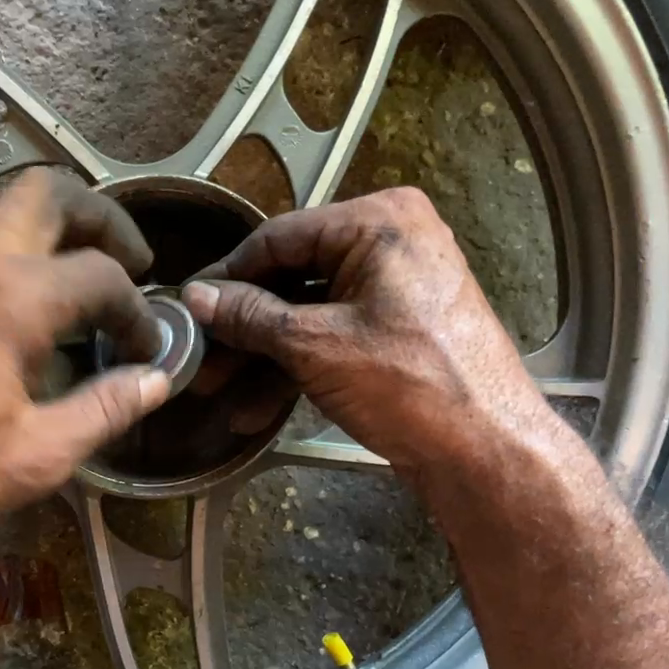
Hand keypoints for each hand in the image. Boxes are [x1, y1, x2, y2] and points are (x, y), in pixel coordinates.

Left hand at [0, 169, 170, 549]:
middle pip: (52, 194)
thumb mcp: (40, 452)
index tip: (147, 351)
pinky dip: (29, 253)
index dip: (136, 311)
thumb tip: (154, 381)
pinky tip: (45, 308)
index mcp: (16, 297)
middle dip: (102, 219)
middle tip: (134, 265)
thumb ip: (105, 409)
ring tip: (94, 283)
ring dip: (62, 230)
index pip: (102, 274)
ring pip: (14, 210)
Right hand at [181, 187, 557, 473]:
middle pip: (289, 278)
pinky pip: (329, 336)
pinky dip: (294, 368)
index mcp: (376, 222)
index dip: (226, 277)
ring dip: (260, 357)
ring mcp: (392, 289)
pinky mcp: (393, 330)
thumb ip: (249, 316)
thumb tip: (193, 297)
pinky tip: (254, 410)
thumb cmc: (405, 382)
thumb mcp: (313, 345)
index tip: (185, 310)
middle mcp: (387, 242)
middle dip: (241, 327)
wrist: (484, 447)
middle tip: (200, 360)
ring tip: (216, 393)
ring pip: (305, 313)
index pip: (277, 238)